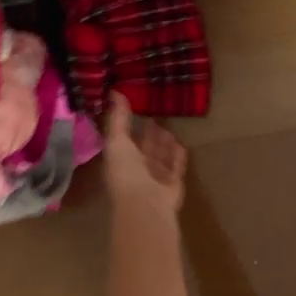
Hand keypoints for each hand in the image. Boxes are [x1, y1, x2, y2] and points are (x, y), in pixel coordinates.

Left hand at [102, 93, 187, 212]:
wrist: (146, 203)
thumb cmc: (127, 172)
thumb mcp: (118, 141)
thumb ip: (118, 118)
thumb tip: (114, 91)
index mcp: (121, 160)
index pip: (126, 141)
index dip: (131, 127)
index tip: (137, 110)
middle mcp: (138, 169)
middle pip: (146, 148)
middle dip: (150, 134)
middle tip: (157, 116)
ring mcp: (156, 177)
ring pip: (161, 156)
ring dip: (165, 144)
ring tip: (169, 128)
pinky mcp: (173, 183)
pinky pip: (176, 166)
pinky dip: (178, 156)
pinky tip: (181, 144)